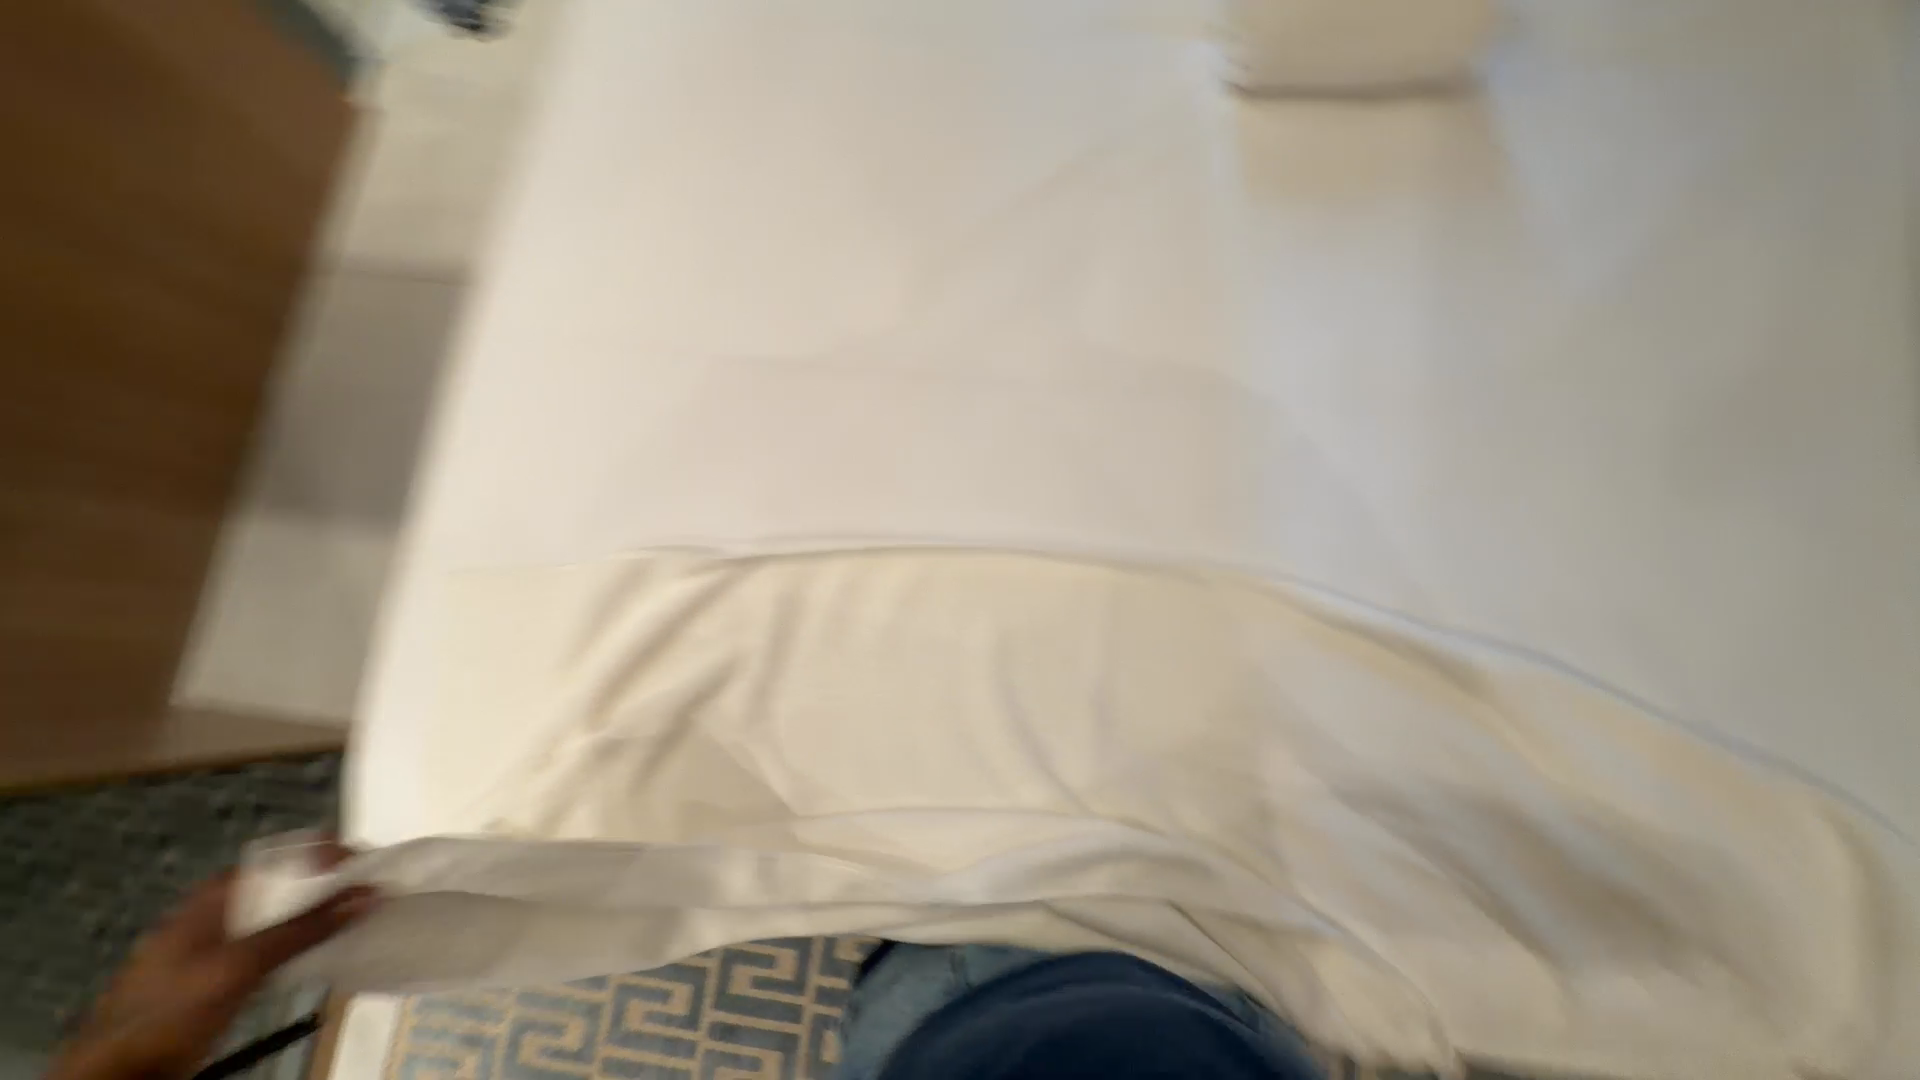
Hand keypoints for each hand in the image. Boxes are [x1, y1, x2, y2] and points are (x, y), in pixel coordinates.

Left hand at [48, 846, 375, 1079]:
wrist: (114, 1077)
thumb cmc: (171, 1010)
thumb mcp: (241, 966)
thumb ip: (304, 928)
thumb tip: (370, 891)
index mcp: (217, 894)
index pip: (285, 853)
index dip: (328, 852)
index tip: (365, 866)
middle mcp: (221, 909)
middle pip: (289, 881)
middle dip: (333, 882)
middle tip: (371, 891)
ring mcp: (223, 941)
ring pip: (287, 912)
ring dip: (324, 912)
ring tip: (360, 917)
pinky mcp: (228, 971)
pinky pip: (279, 942)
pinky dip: (308, 940)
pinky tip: (328, 950)